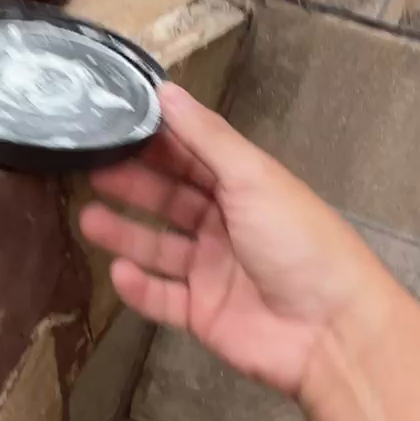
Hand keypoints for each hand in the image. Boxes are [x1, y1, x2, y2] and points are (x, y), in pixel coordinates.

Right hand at [79, 83, 403, 399]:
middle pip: (170, 202)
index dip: (156, 143)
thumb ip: (207, 138)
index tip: (115, 127)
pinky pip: (162, 298)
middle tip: (90, 171)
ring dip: (125, 234)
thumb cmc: (297, 241)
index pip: (191, 158)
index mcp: (244, 188)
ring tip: (88, 219)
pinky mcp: (203, 314)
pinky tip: (118, 272)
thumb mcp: (253, 177)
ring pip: (159, 249)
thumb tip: (166, 90)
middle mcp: (226, 226)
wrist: (331, 330)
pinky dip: (140, 287)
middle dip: (133, 186)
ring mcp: (213, 272)